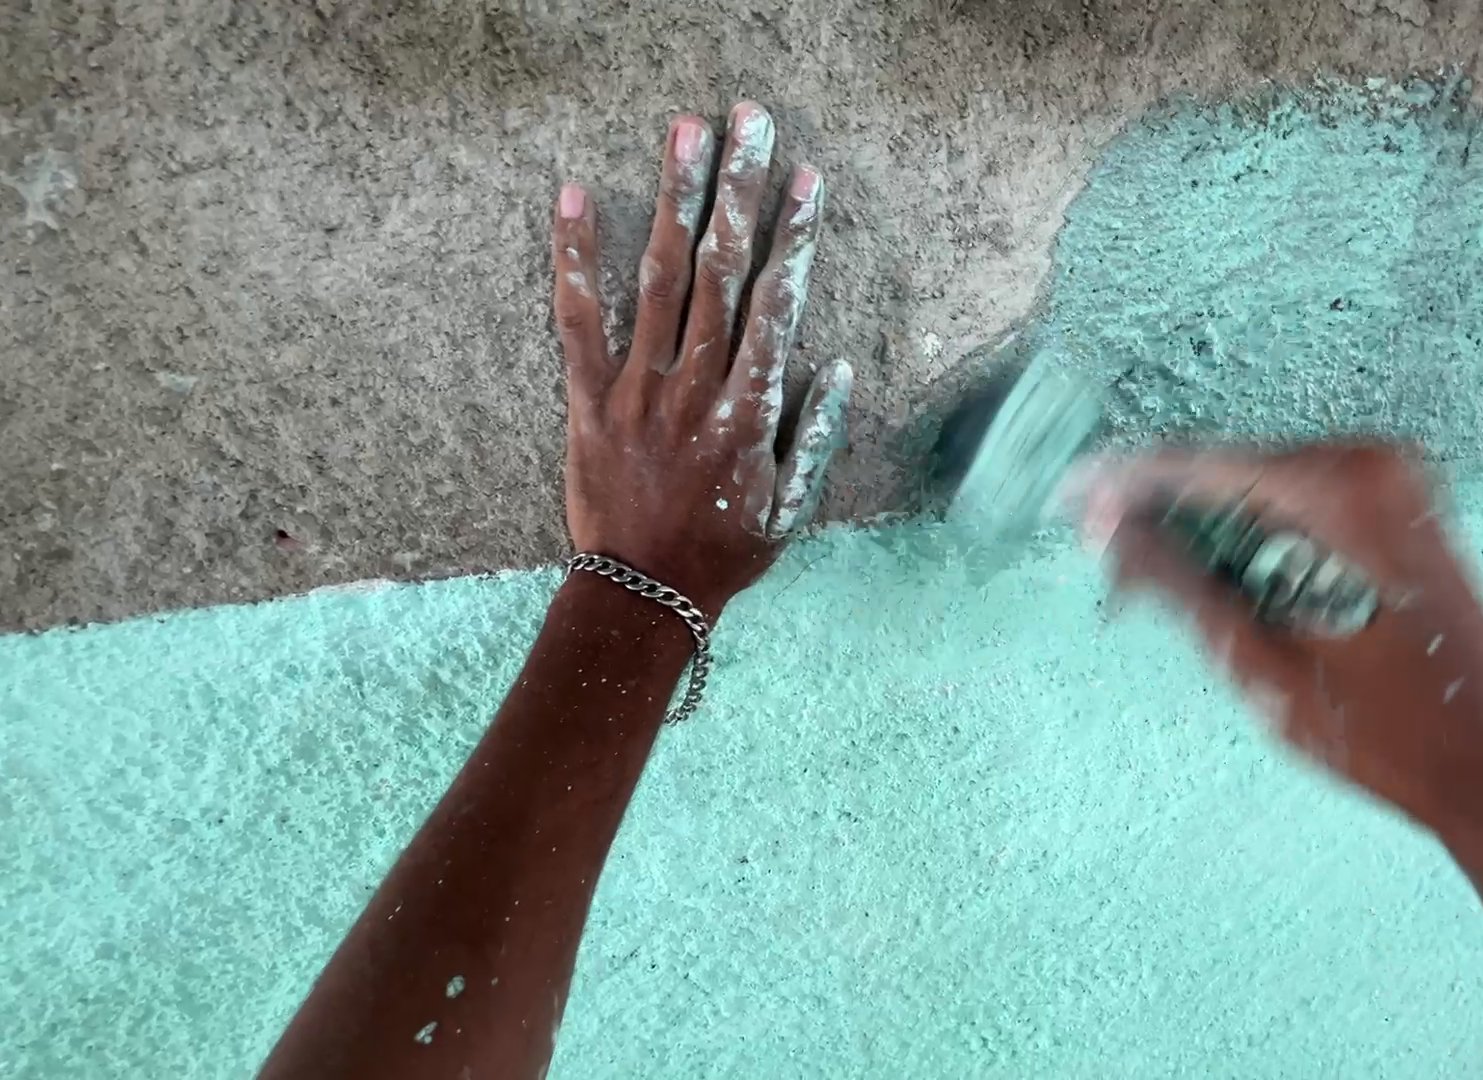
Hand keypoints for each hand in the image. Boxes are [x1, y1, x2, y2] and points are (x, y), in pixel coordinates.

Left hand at [550, 101, 851, 613]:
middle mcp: (697, 388)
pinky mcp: (589, 400)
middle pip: (721, 275)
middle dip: (740, 193)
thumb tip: (836, 368)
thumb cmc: (728, 551)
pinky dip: (574, 258)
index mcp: (750, 414)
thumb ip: (816, 437)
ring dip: (673, 201)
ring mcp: (638, 389)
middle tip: (749, 123)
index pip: (777, 309)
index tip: (807, 183)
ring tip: (685, 133)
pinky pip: (577, 321)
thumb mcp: (793, 508)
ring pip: (659, 281)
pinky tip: (577, 196)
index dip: (795, 241)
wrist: (645, 590)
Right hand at [1071, 441, 1482, 833]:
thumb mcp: (1261, 660)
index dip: (1126, 483)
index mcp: (1344, 490)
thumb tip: (1112, 532)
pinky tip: (1207, 572)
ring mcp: (1393, 485)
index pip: (1204, 466)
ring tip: (1143, 577)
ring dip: (1196, 530)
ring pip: (1255, 491)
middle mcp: (1372, 466)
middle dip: (1158, 514)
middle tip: (1103, 557)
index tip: (1072, 497)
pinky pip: (1292, 506)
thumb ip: (1179, 584)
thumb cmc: (1388, 731)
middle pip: (1228, 474)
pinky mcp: (1396, 513)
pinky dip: (1242, 536)